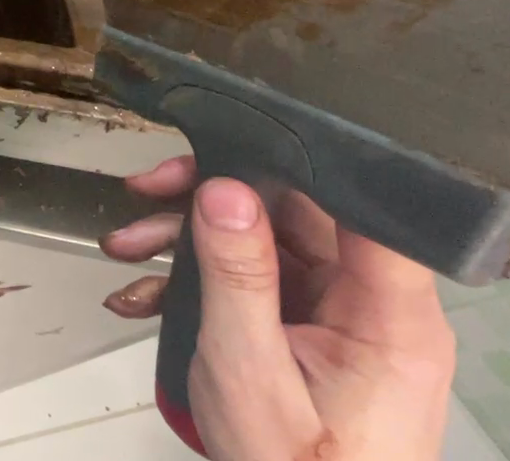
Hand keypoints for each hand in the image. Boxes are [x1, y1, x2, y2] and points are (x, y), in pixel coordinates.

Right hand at [100, 156, 455, 459]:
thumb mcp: (248, 365)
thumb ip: (238, 275)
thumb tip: (225, 190)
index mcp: (387, 314)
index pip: (362, 211)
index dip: (298, 166)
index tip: (222, 144)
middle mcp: (368, 304)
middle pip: (292, 216)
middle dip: (207, 199)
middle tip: (141, 192)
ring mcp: (332, 315)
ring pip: (256, 241)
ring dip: (181, 238)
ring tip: (121, 248)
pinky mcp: (299, 326)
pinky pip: (243, 279)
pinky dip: (186, 279)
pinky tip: (140, 294)